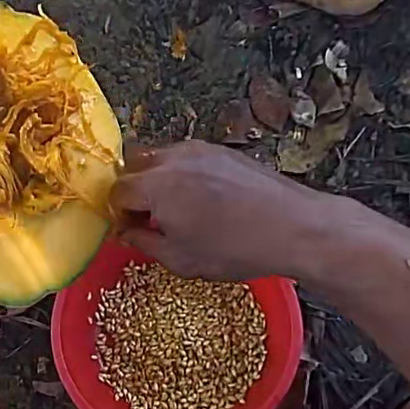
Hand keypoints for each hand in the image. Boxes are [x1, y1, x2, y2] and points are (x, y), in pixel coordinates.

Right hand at [109, 142, 341, 279]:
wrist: (293, 227)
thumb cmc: (235, 249)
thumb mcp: (181, 259)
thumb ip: (144, 242)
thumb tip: (127, 234)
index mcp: (156, 186)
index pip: (116, 191)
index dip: (119, 213)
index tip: (132, 230)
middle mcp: (173, 158)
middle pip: (133, 165)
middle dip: (133, 191)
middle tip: (148, 218)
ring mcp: (200, 150)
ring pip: (160, 158)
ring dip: (157, 181)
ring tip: (177, 211)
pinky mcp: (222, 150)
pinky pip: (187, 157)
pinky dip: (182, 174)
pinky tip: (202, 201)